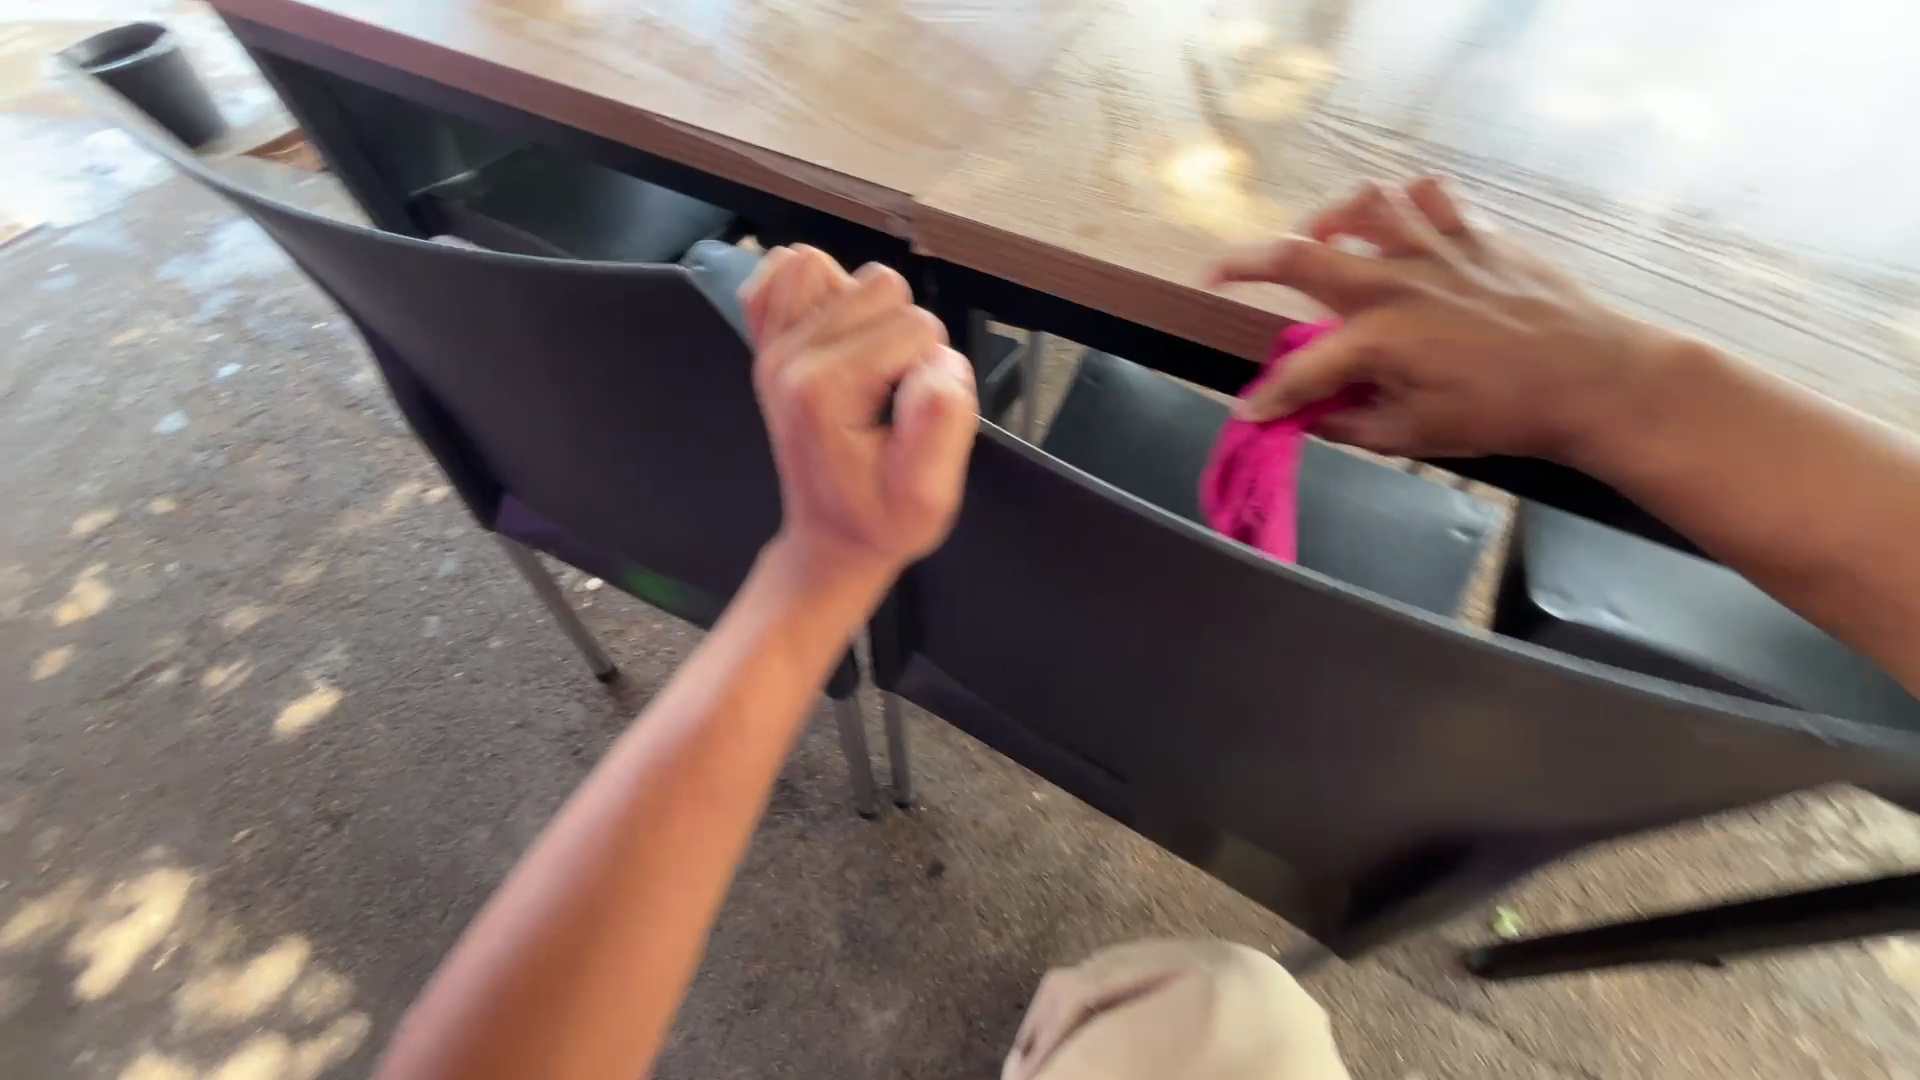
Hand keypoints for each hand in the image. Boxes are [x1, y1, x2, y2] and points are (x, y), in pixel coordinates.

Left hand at [741, 248, 977, 581]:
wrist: (830, 538)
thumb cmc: (881, 521)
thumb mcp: (927, 497)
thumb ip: (942, 425)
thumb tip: (940, 361)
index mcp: (826, 388)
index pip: (917, 326)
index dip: (934, 370)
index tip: (912, 418)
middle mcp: (790, 355)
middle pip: (882, 287)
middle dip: (907, 338)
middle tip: (895, 397)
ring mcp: (773, 345)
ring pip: (845, 272)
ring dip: (873, 315)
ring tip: (870, 371)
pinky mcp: (767, 342)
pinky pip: (785, 273)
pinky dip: (817, 289)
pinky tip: (834, 332)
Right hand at [1205, 177, 1690, 461]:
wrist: (1598, 380)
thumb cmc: (1503, 414)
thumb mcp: (1411, 435)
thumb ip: (1344, 422)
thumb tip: (1306, 415)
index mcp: (1380, 341)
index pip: (1298, 372)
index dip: (1266, 399)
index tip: (1248, 414)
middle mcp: (1398, 285)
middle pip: (1300, 256)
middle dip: (1243, 263)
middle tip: (1216, 271)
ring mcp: (1438, 252)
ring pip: (1364, 204)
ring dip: (1326, 221)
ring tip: (1316, 242)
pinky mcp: (1476, 236)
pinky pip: (1427, 197)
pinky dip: (1398, 207)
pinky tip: (1390, 231)